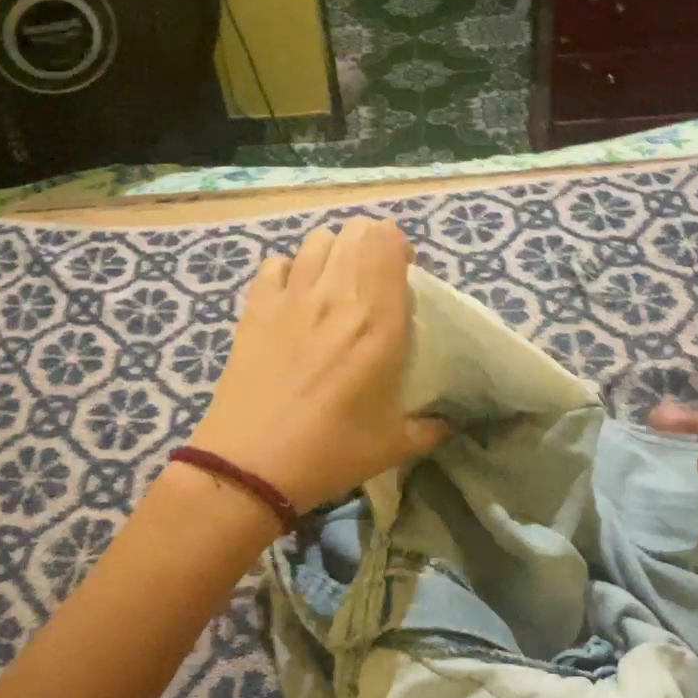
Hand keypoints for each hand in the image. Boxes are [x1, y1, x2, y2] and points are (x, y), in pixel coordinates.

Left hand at [189, 218, 447, 509]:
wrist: (251, 465)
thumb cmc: (330, 452)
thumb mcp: (393, 445)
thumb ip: (428, 428)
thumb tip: (446, 423)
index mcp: (378, 322)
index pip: (389, 242)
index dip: (399, 248)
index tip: (404, 276)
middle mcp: (336, 296)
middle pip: (354, 232)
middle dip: (369, 244)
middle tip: (373, 279)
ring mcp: (291, 298)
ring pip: (316, 241)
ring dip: (333, 252)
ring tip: (336, 284)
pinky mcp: (255, 309)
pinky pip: (276, 264)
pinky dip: (290, 270)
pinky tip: (294, 297)